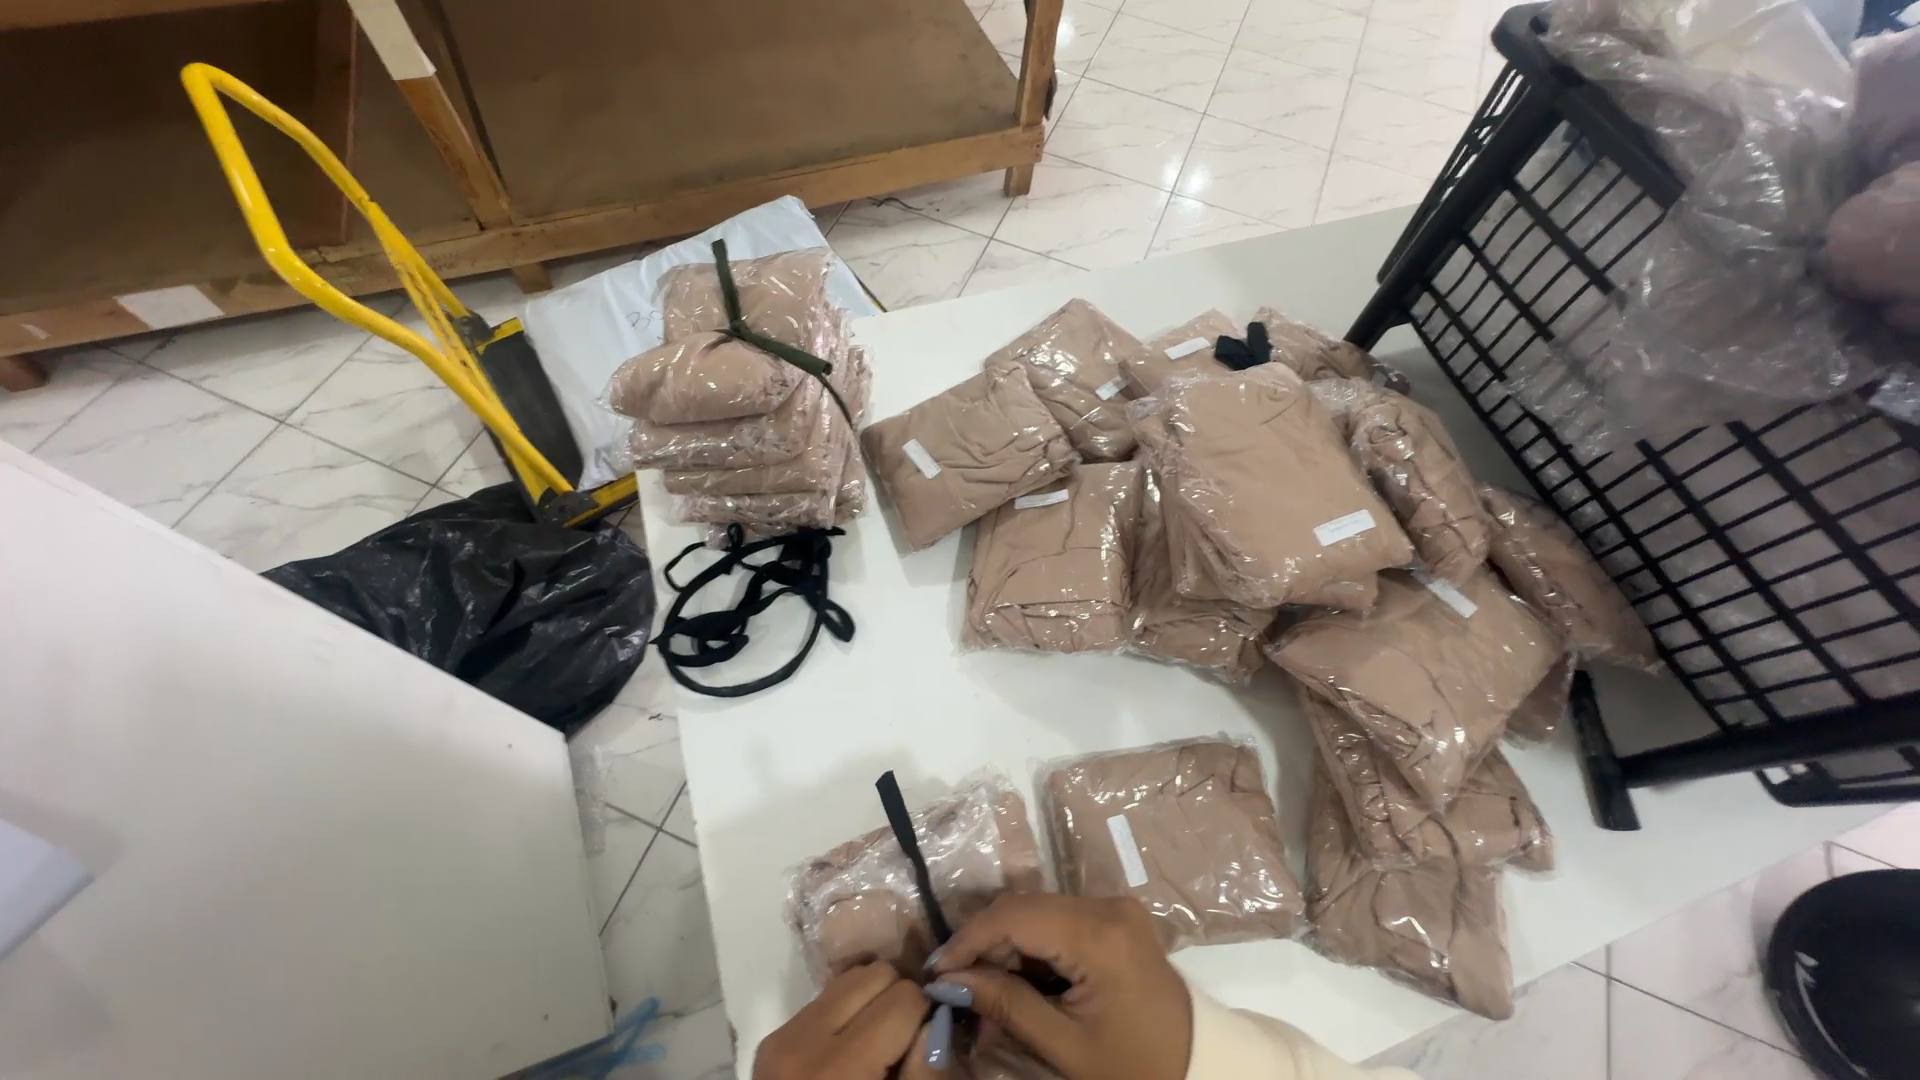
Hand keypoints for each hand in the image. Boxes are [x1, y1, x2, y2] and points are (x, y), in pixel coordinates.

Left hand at [754, 963, 943, 1079]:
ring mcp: (782, 1038)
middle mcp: (803, 1043)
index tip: (927, 1047)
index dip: (925, 1018)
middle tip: (906, 1041)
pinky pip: (826, 997)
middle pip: (877, 974)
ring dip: (875, 1000)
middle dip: (901, 1000)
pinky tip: (853, 1047)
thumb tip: (938, 1019)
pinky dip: (849, 1011)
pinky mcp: (772, 1040)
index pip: (903, 998)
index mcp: (838, 1072)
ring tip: (881, 1041)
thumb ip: (923, 1075)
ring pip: (851, 977)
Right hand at [924, 894, 1191, 1079]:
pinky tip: (1016, 977)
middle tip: (955, 983)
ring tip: (982, 986)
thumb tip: (949, 979)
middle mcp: (1107, 905)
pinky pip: (1059, 918)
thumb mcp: (1065, 1047)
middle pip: (1025, 908)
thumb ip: (1007, 1005)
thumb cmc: (1134, 1066)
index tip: (937, 969)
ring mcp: (1115, 906)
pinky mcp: (1116, 916)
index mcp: (1099, 935)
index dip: (969, 939)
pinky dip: (1032, 944)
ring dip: (1006, 944)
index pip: (1015, 917)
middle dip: (985, 943)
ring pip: (1038, 910)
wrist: (1200, 1066)